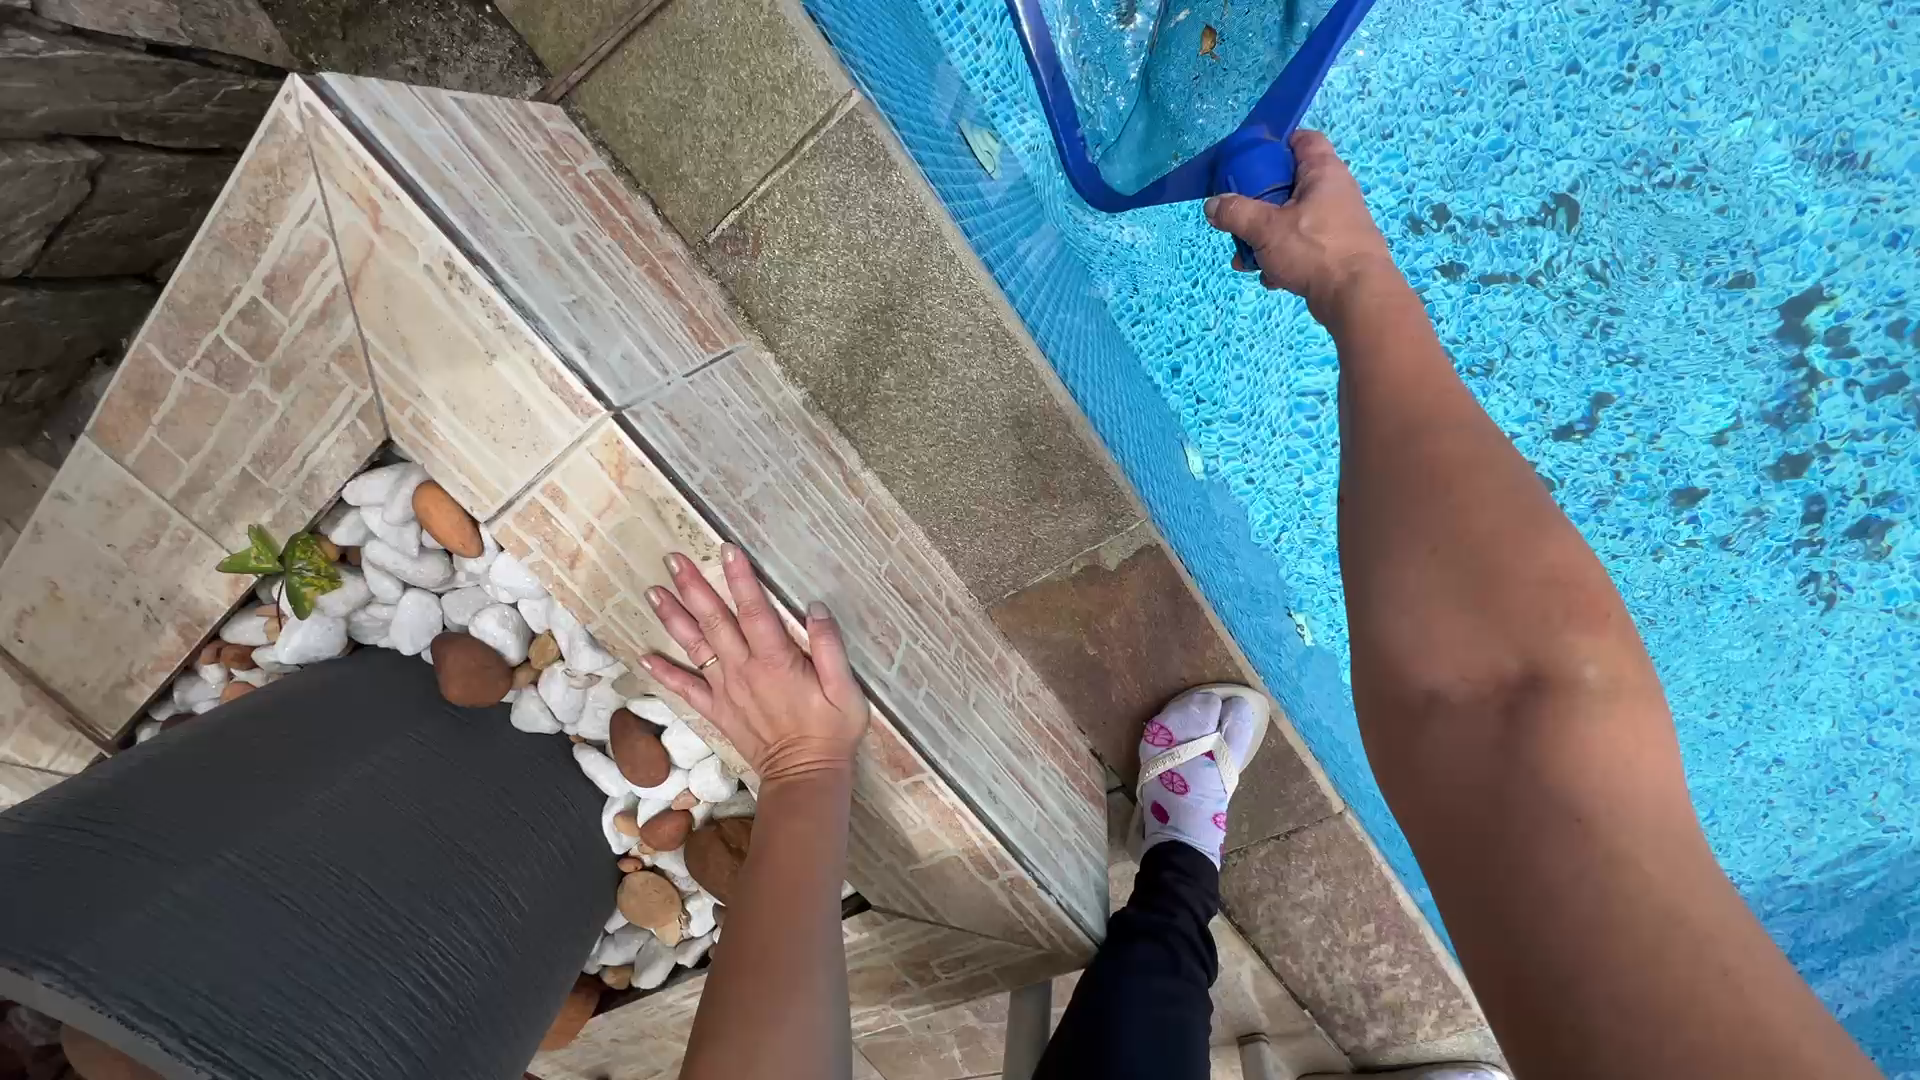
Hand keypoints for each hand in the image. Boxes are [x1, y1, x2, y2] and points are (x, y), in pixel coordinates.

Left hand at [641, 544, 868, 780]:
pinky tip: (644, 656)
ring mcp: (726, 691)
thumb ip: (829, 647)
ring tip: (653, 592)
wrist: (806, 776)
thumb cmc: (832, 730)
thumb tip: (814, 608)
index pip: (754, 610)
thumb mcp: (846, 689)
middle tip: (672, 559)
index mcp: (776, 661)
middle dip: (693, 588)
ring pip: (695, 648)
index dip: (740, 578)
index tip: (725, 550)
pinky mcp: (718, 711)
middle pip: (714, 622)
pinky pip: (685, 689)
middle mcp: (744, 671)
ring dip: (673, 618)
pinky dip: (663, 673)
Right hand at [1203, 129, 1399, 317]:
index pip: (1302, 140)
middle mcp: (1332, 192)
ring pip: (1290, 219)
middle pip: (1289, 184)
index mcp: (1323, 172)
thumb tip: (1212, 205)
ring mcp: (1334, 222)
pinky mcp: (1332, 250)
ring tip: (1244, 257)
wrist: (1353, 295)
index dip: (1275, 144)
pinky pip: (1299, 245)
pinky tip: (1268, 276)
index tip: (1249, 160)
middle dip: (1258, 202)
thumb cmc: (1313, 250)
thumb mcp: (1266, 228)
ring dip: (1264, 237)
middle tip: (1237, 216)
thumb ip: (1236, 213)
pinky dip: (1281, 257)